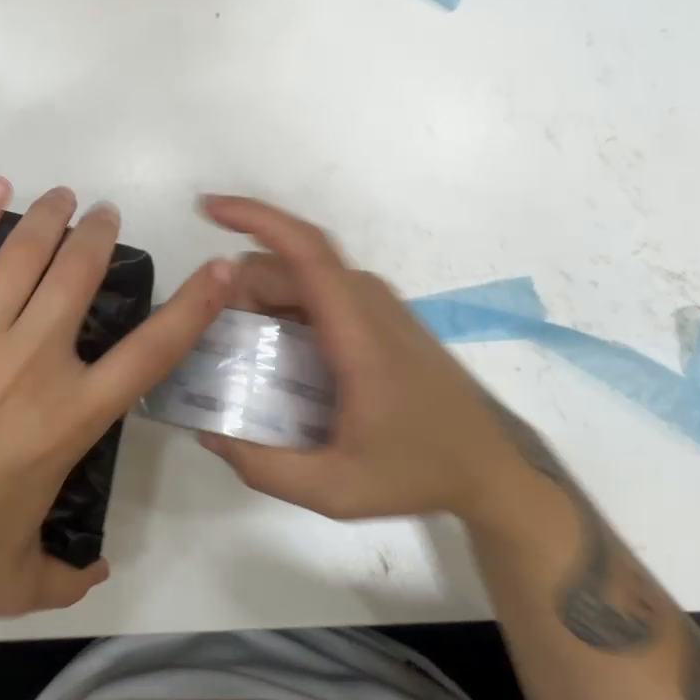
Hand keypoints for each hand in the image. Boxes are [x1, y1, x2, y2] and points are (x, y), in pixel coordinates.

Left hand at [0, 179, 235, 660]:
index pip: (153, 351)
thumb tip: (99, 576)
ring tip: (62, 197)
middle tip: (103, 214)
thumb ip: (67, 577)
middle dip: (98, 236)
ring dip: (50, 217)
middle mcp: (35, 359)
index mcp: (72, 417)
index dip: (194, 306)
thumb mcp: (20, 582)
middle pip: (81, 276)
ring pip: (26, 253)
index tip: (220, 269)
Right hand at [196, 196, 522, 525]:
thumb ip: (264, 467)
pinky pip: (316, 288)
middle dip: (237, 286)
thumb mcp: (334, 490)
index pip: (306, 251)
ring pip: (299, 272)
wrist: (490, 470)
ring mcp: (377, 304)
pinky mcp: (379, 314)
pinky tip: (269, 346)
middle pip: (286, 263)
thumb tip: (208, 432)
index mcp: (359, 334)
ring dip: (257, 295)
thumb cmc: (416, 473)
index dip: (255, 218)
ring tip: (238, 348)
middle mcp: (369, 302)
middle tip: (214, 340)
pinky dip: (280, 301)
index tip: (209, 208)